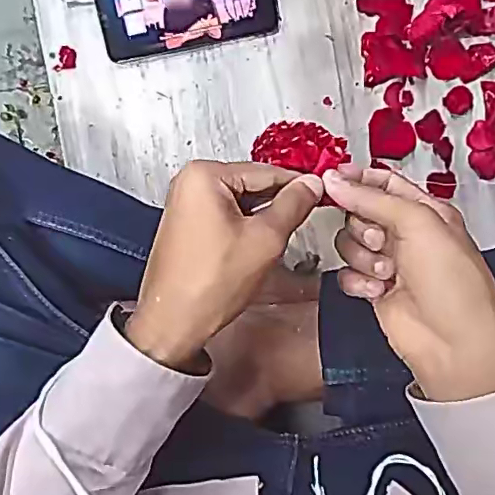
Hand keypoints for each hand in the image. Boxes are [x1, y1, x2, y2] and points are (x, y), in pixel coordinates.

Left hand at [124, 161, 323, 371]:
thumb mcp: (266, 238)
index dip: (298, 185)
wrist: (173, 323)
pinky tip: (257, 248)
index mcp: (204, 176)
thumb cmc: (207, 285)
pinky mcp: (188, 225)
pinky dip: (246, 228)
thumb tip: (310, 184)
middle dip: (279, 204)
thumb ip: (293, 204)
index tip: (321, 193)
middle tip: (305, 219)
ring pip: (242, 202)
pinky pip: (228, 216)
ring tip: (277, 241)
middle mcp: (190, 183)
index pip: (266, 171)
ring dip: (264, 219)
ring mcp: (187, 204)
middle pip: (253, 184)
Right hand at [322, 167, 494, 400]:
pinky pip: (347, 273)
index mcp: (426, 211)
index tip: (333, 177)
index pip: (384, 182)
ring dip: (362, 257)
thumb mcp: (419, 224)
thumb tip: (337, 180)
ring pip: (349, 242)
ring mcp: (390, 262)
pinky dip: (358, 281)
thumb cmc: (454, 285)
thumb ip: (373, 198)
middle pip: (360, 211)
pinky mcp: (375, 288)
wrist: (452, 344)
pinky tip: (379, 290)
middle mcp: (407, 234)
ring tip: (387, 272)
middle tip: (380, 241)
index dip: (358, 178)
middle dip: (363, 225)